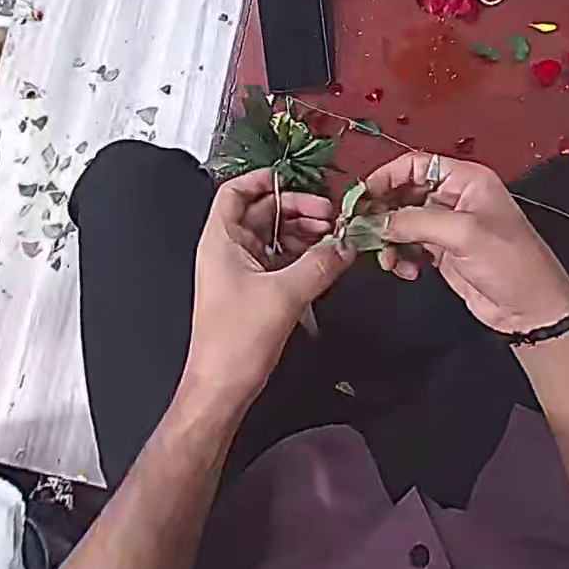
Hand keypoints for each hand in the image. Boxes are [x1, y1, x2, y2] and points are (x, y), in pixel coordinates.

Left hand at [179, 169, 353, 413]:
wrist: (222, 389)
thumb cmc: (236, 340)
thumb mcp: (284, 295)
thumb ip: (320, 264)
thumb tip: (347, 244)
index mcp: (221, 240)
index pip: (235, 192)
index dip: (262, 179)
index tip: (295, 179)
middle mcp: (229, 249)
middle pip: (263, 211)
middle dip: (298, 209)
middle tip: (330, 215)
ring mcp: (242, 269)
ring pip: (275, 235)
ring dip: (304, 232)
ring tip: (333, 236)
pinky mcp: (255, 288)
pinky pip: (281, 258)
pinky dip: (303, 254)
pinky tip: (326, 256)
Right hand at [365, 154, 568, 334]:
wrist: (531, 310)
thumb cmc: (508, 261)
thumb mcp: (463, 234)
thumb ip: (415, 221)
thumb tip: (375, 220)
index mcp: (466, 179)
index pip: (415, 164)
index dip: (386, 177)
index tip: (362, 198)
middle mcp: (454, 197)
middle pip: (404, 192)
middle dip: (382, 210)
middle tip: (361, 230)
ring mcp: (446, 225)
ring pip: (401, 220)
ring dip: (388, 237)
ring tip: (387, 259)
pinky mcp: (441, 252)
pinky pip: (408, 244)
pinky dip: (399, 255)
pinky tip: (405, 270)